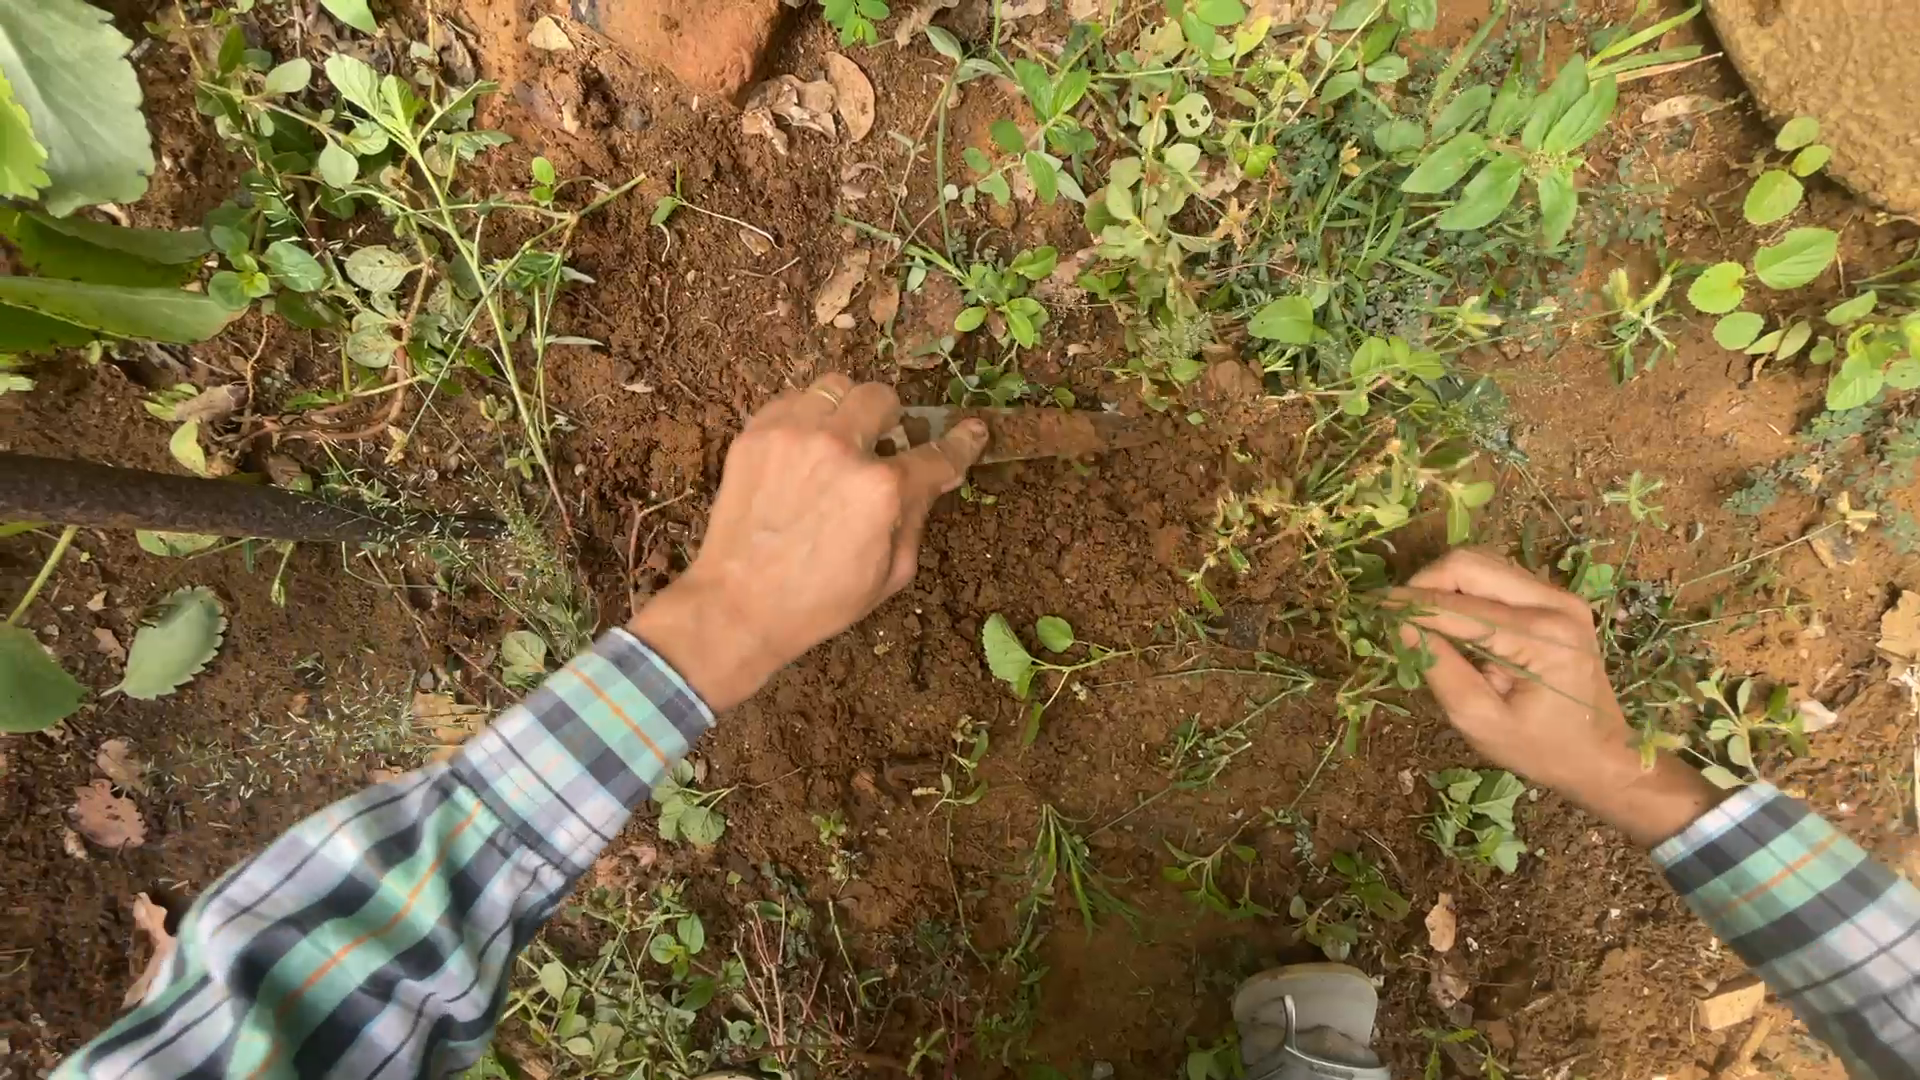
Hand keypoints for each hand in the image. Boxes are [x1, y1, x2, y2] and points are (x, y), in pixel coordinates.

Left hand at [629, 375, 986, 710]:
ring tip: (840, 439)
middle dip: (892, 420)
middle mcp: (839, 448)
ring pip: (836, 386)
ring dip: (848, 409)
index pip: (937, 453)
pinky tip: (805, 449)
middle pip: (882, 398)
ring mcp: (792, 435)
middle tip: (883, 445)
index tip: (973, 431)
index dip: (962, 442)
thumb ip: (919, 515)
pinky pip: (792, 400)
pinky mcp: (755, 435)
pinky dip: (807, 417)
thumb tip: (938, 477)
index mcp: (882, 489)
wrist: (739, 605)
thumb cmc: (822, 600)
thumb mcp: (892, 572)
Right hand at [1394, 550, 1722, 847]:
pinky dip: (1460, 587)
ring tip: (1420, 616)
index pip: (1453, 606)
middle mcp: (1553, 604)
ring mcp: (1558, 596)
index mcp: (1540, 637)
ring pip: (1478, 562)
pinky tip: (1449, 616)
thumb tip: (1399, 626)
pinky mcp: (1553, 598)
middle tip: (1397, 614)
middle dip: (1421, 584)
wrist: (1606, 756)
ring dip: (1440, 583)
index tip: (1370, 608)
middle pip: (1467, 564)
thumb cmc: (1540, 748)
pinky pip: (1492, 574)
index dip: (1405, 605)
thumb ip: (1437, 667)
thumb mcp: (1477, 719)